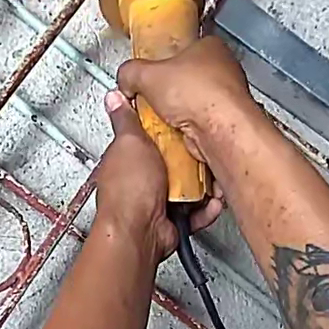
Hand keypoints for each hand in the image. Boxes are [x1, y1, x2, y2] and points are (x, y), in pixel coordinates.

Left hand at [95, 89, 222, 261]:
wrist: (138, 230)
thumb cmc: (128, 190)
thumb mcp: (129, 142)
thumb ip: (125, 119)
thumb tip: (114, 98)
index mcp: (127, 158)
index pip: (149, 136)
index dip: (167, 128)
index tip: (185, 121)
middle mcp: (141, 180)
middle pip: (173, 162)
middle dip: (190, 159)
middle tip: (203, 151)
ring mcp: (156, 201)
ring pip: (188, 188)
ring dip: (203, 186)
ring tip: (213, 179)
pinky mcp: (172, 220)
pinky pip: (195, 212)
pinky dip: (205, 209)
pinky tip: (212, 202)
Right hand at [115, 36, 262, 163]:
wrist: (220, 132)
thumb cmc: (200, 95)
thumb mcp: (147, 75)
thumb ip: (130, 72)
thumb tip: (124, 79)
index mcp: (210, 46)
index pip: (180, 49)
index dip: (160, 62)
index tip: (147, 74)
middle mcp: (222, 70)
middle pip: (183, 80)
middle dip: (165, 92)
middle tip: (151, 99)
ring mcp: (225, 98)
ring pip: (189, 105)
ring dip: (173, 114)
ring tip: (164, 118)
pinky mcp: (223, 123)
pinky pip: (195, 126)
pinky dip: (183, 131)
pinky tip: (176, 132)